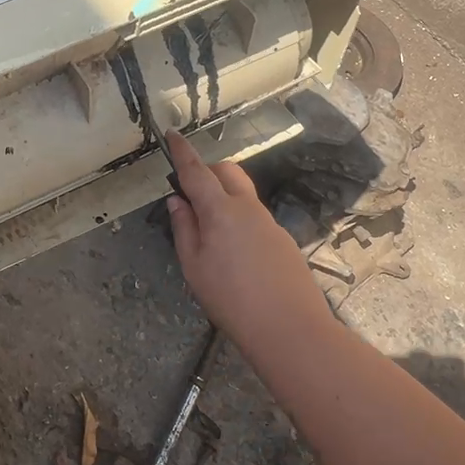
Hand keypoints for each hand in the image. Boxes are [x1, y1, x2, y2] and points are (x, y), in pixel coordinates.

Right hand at [164, 131, 331, 346]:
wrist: (292, 330)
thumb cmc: (231, 299)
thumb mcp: (194, 266)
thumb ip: (184, 229)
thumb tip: (178, 202)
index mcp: (220, 209)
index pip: (196, 170)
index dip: (182, 151)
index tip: (172, 134)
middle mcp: (247, 208)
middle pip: (227, 171)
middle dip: (207, 171)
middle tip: (190, 194)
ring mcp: (270, 223)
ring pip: (243, 195)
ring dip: (224, 198)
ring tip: (210, 234)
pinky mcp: (284, 241)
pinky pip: (255, 218)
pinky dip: (239, 220)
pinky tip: (236, 256)